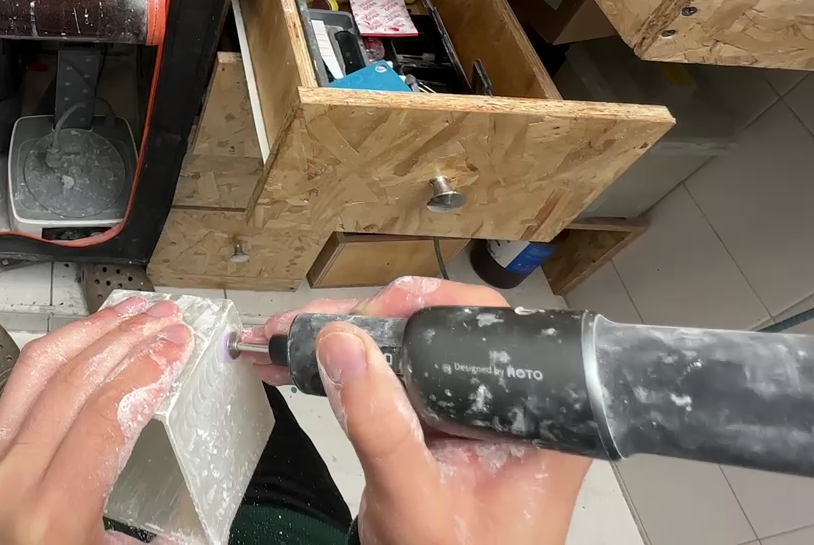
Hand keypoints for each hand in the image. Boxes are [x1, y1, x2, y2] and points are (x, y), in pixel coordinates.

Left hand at [0, 296, 193, 544]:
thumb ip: (162, 543)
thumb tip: (200, 521)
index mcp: (47, 519)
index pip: (103, 418)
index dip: (147, 374)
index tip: (180, 347)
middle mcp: (8, 481)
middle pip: (73, 381)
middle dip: (128, 340)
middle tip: (168, 319)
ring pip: (39, 368)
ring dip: (91, 331)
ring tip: (132, 309)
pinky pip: (19, 386)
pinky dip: (60, 350)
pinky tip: (88, 336)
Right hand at [253, 277, 588, 544]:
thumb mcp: (414, 504)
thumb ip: (381, 428)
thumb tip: (340, 341)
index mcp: (531, 420)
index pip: (485, 326)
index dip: (420, 308)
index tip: (360, 319)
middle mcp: (505, 404)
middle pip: (433, 327)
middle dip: (357, 320)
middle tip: (300, 326)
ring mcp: (467, 410)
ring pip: (402, 343)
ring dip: (339, 336)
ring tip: (282, 337)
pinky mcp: (436, 419)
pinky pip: (387, 370)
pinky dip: (340, 363)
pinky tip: (295, 361)